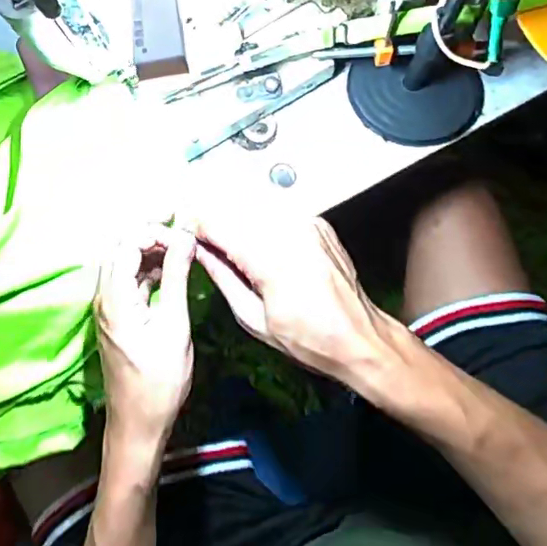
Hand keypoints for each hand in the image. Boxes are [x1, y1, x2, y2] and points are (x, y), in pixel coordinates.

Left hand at [95, 226, 195, 443]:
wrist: (137, 427)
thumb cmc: (158, 381)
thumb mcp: (174, 325)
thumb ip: (177, 276)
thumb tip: (185, 237)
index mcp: (114, 297)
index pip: (128, 242)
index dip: (155, 231)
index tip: (184, 235)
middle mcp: (104, 297)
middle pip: (122, 248)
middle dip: (151, 234)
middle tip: (182, 232)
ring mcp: (108, 307)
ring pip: (124, 262)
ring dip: (150, 250)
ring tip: (181, 249)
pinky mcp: (116, 317)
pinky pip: (129, 280)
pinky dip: (148, 269)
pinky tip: (170, 271)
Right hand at [193, 205, 398, 383]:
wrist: (360, 337)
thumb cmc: (311, 339)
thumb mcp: (254, 318)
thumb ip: (223, 277)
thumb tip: (199, 252)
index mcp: (271, 261)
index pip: (219, 225)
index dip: (197, 226)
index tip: (186, 233)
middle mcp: (290, 233)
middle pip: (235, 209)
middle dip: (216, 221)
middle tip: (206, 241)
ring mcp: (307, 224)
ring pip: (256, 206)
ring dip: (239, 220)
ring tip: (236, 248)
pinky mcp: (317, 222)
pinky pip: (279, 212)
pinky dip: (265, 223)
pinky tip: (265, 246)